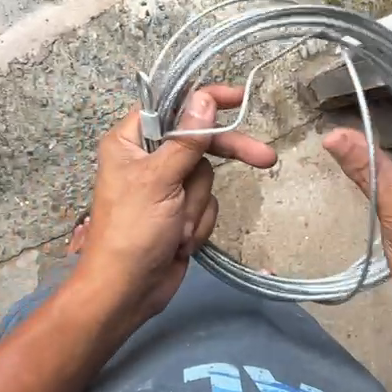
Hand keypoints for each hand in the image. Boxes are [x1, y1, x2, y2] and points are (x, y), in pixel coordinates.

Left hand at [73, 86, 278, 324]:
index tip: (238, 98)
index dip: (203, 99)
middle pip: (198, 141)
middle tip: (264, 158)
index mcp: (129, 140)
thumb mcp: (160, 180)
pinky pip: (205, 203)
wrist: (127, 293)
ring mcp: (165, 185)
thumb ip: (187, 139)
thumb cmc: (132, 230)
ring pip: (205, 176)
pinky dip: (197, 223)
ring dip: (196, 205)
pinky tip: (180, 240)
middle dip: (222, 158)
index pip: (170, 105)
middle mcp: (147, 157)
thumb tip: (204, 98)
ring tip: (176, 226)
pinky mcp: (179, 211)